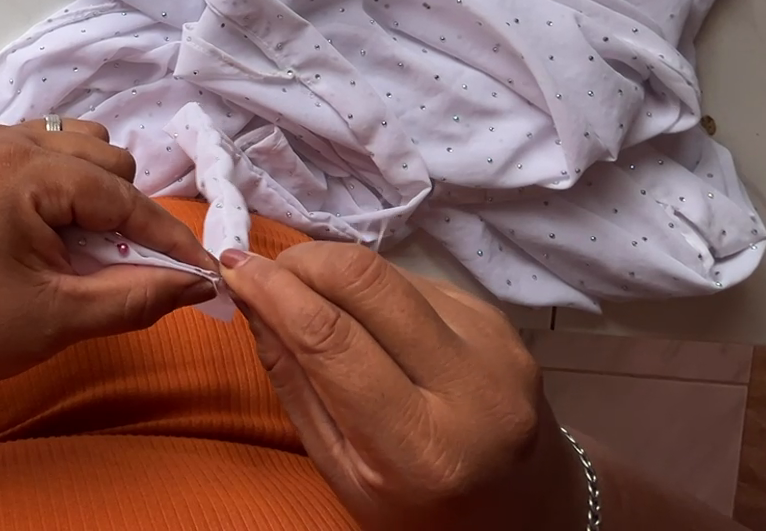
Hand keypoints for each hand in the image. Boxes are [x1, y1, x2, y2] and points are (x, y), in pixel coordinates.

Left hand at [0, 118, 217, 389]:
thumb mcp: (63, 317)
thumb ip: (138, 296)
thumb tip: (200, 282)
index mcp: (21, 172)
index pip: (118, 195)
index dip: (167, 236)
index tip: (206, 270)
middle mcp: (10, 139)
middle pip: (109, 160)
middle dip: (125, 217)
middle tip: (111, 269)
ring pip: (89, 145)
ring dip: (102, 193)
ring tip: (82, 246)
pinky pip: (59, 145)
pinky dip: (76, 180)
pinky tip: (60, 222)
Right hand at [221, 244, 585, 530]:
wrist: (534, 512)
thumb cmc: (420, 509)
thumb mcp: (340, 468)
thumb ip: (291, 380)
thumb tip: (249, 296)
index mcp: (423, 449)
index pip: (330, 338)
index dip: (272, 290)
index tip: (232, 265)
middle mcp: (471, 388)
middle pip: (363, 280)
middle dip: (298, 260)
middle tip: (263, 270)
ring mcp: (494, 345)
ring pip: (383, 269)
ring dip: (328, 268)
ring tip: (306, 293)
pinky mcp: (497, 317)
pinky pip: (408, 276)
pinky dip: (365, 283)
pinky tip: (362, 314)